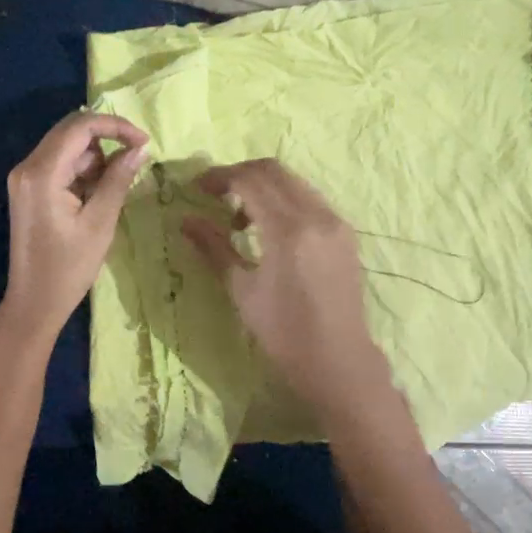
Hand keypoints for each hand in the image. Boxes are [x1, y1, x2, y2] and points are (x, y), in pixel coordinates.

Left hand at [2, 112, 149, 335]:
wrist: (34, 301)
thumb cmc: (68, 268)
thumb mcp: (100, 222)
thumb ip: (118, 179)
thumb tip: (140, 149)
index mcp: (41, 172)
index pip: (80, 126)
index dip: (115, 126)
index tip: (143, 142)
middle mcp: (27, 166)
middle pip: (70, 131)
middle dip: (106, 139)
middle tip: (134, 160)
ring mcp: (24, 177)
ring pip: (66, 147)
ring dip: (94, 158)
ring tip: (109, 192)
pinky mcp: (27, 188)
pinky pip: (58, 164)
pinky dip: (80, 171)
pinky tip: (94, 197)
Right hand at [180, 158, 385, 407]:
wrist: (338, 361)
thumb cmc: (283, 332)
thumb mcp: (241, 289)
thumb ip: (214, 247)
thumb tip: (186, 220)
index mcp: (288, 230)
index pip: (250, 180)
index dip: (219, 177)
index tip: (196, 188)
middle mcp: (316, 216)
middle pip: (273, 171)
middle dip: (240, 174)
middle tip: (215, 194)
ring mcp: (335, 222)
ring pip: (293, 181)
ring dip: (262, 186)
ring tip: (239, 216)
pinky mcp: (345, 233)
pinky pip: (309, 198)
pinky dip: (283, 199)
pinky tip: (268, 228)